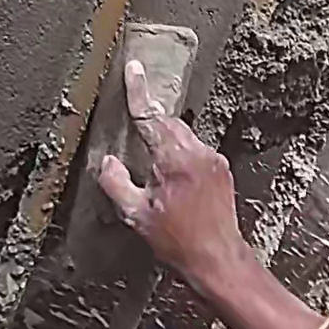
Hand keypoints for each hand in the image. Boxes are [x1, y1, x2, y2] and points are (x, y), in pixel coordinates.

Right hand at [96, 60, 253, 288]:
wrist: (217, 258)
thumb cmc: (177, 240)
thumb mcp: (136, 215)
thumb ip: (115, 183)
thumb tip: (107, 162)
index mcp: (173, 159)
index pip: (150, 116)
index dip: (138, 92)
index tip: (133, 69)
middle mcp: (197, 152)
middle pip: (167, 122)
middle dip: (150, 124)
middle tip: (135, 139)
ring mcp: (213, 159)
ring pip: (182, 134)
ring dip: (165, 141)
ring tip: (155, 171)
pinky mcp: (221, 168)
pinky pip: (195, 148)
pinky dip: (180, 153)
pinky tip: (174, 179)